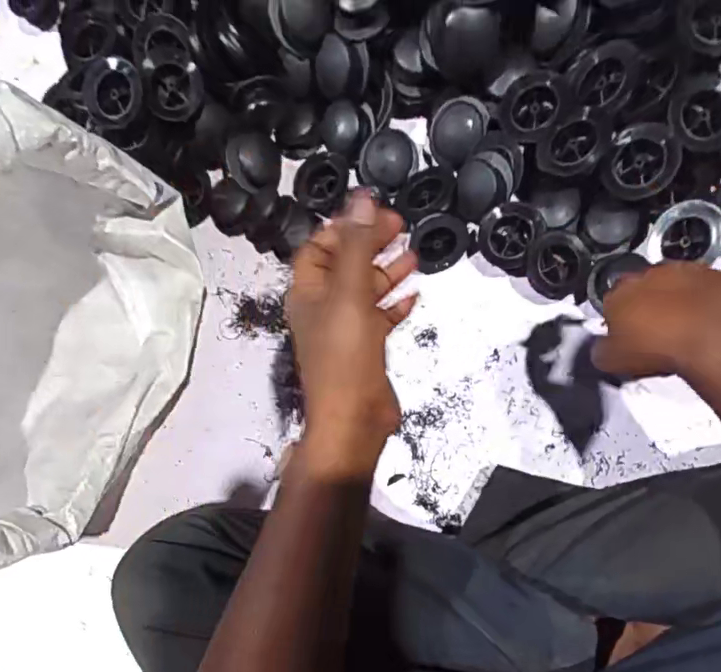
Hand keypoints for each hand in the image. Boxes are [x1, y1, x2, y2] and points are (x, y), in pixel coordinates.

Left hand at [286, 191, 418, 478]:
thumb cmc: (344, 362)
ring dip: (386, 272)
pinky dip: (395, 305)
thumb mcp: (349, 295)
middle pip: (344, 266)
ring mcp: (345, 332)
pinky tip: (412, 296)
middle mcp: (323, 310)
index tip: (371, 213)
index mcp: (308, 294)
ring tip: (410, 254)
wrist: (354, 420)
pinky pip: (380, 319)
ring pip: (365, 292)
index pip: (319, 248)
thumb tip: (361, 201)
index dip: (343, 228)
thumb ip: (356, 247)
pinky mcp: (366, 352)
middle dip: (369, 244)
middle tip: (397, 227)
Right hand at [594, 261, 720, 380]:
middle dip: (647, 306)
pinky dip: (705, 302)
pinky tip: (705, 323)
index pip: (610, 301)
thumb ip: (600, 349)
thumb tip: (602, 347)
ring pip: (676, 284)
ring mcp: (689, 270)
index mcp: (620, 291)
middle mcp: (652, 272)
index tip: (624, 337)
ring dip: (676, 301)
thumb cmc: (657, 349)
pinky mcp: (719, 277)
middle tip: (653, 334)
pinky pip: (708, 289)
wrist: (712, 342)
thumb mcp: (610, 361)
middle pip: (644, 288)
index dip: (617, 321)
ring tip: (681, 330)